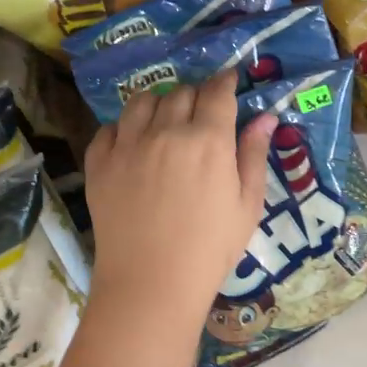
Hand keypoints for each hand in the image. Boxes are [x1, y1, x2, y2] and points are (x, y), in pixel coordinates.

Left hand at [84, 72, 276, 314]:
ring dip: (159, 104)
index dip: (225, 81)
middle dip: (195, 96)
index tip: (229, 81)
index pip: (217, 91)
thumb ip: (254, 155)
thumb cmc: (210, 248)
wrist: (150, 285)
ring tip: (165, 120)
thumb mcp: (248, 204)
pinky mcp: (100, 164)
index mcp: (208, 140)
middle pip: (181, 92)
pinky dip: (124, 128)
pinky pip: (109, 128)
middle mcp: (167, 132)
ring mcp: (129, 146)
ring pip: (142, 101)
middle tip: (201, 113)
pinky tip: (134, 143)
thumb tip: (266, 117)